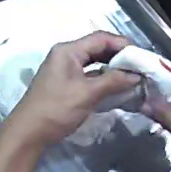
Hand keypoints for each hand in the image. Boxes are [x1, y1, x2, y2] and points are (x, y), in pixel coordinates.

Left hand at [0, 31, 137, 156]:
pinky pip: (89, 74)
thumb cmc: (56, 109)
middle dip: (119, 56)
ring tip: (134, 76)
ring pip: (94, 62)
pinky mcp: (66, 83)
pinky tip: (118, 87)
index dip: (122, 44)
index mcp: (68, 51)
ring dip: (113, 68)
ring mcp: (65, 69)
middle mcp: (66, 55)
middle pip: (97, 48)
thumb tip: (136, 76)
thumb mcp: (87, 94)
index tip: (142, 56)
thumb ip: (113, 81)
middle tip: (141, 67)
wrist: (28, 132)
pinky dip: (104, 79)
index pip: (100, 38)